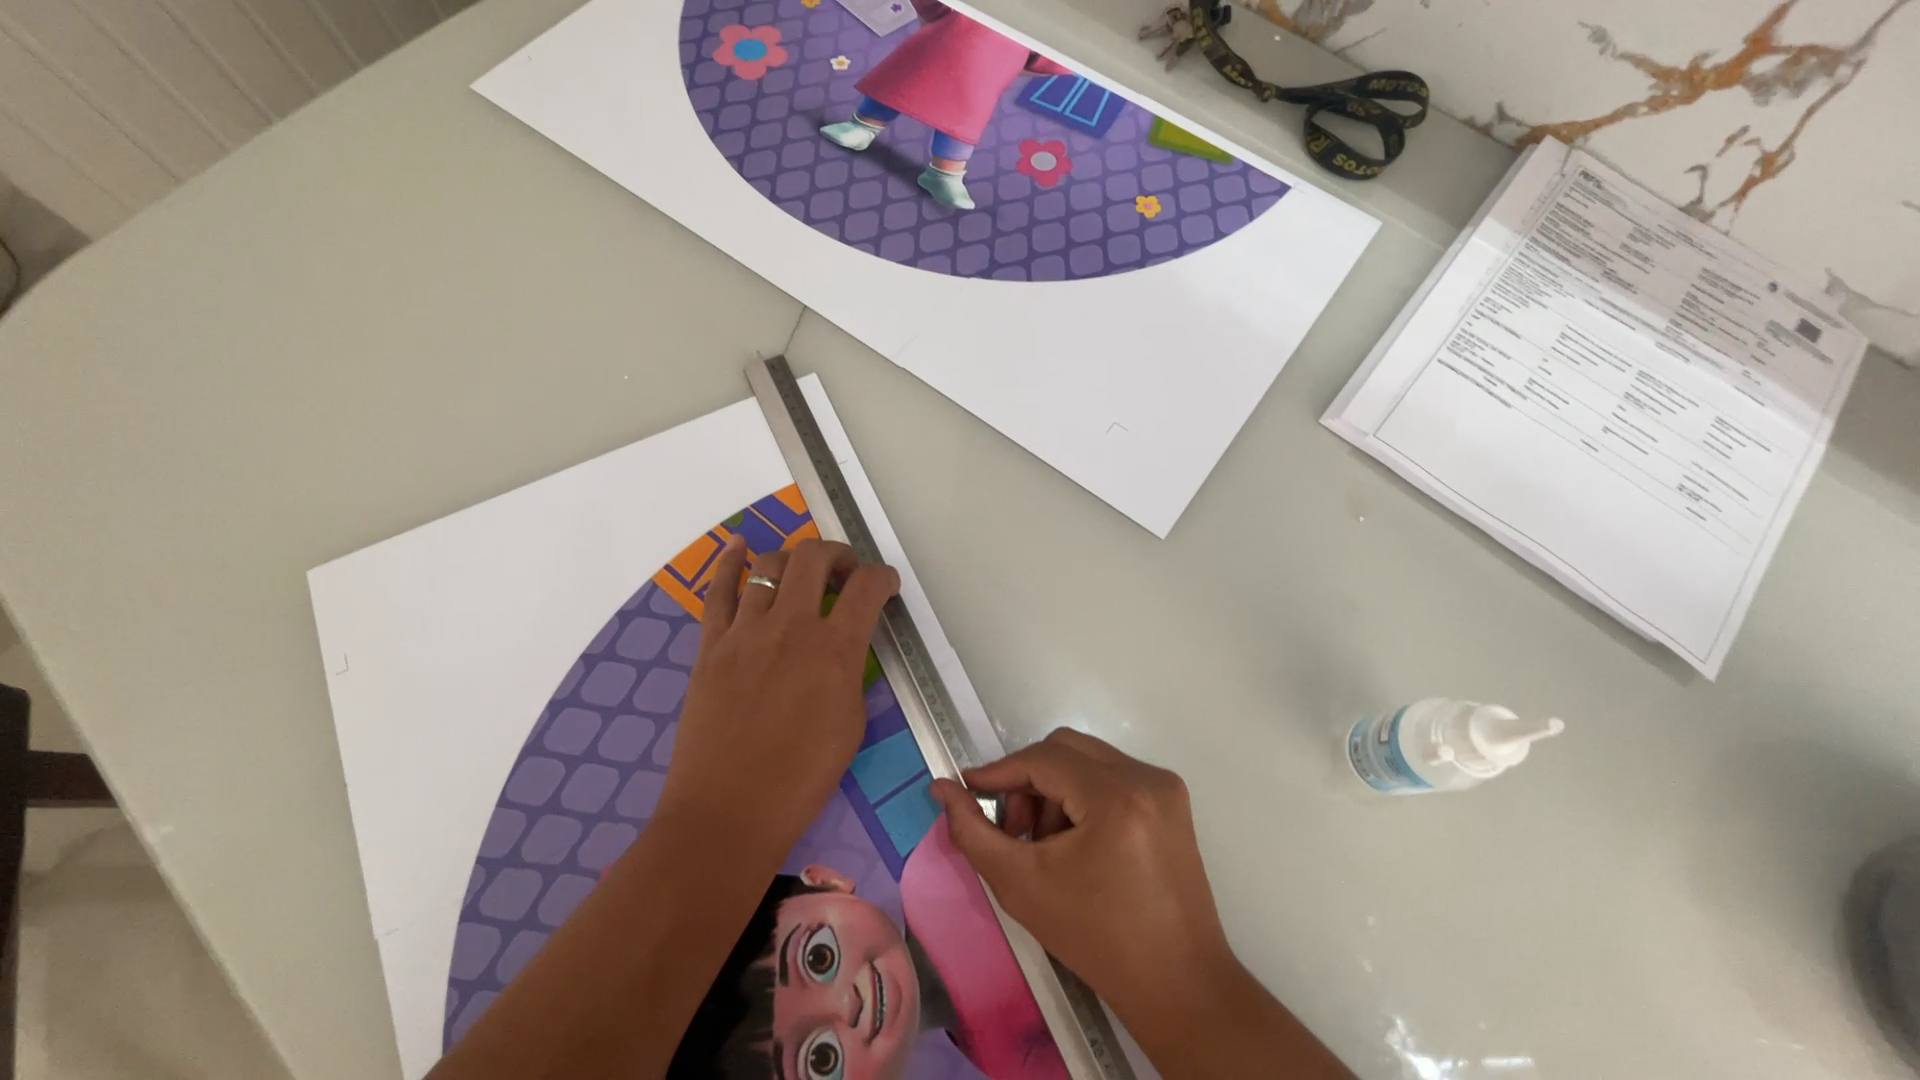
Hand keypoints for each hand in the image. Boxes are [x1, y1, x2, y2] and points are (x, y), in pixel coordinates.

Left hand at [658, 535, 898, 857]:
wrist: (729, 810)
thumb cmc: (801, 779)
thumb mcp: (850, 725)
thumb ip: (849, 674)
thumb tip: (841, 650)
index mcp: (835, 651)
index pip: (867, 588)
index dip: (882, 577)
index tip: (885, 585)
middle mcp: (791, 627)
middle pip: (814, 558)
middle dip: (838, 555)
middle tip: (844, 573)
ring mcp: (745, 631)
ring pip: (768, 565)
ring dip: (793, 560)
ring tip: (800, 574)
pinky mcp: (711, 645)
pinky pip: (718, 590)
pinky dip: (730, 561)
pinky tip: (740, 545)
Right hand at [928, 730, 1238, 1020]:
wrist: (1175, 983)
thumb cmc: (1095, 939)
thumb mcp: (1021, 885)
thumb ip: (974, 832)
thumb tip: (942, 788)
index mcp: (1116, 796)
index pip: (1043, 758)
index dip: (999, 772)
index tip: (965, 790)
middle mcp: (1147, 778)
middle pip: (1066, 749)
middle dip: (1029, 781)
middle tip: (1013, 831)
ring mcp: (1165, 788)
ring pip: (1088, 760)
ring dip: (1055, 790)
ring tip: (1045, 845)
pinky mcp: (1172, 802)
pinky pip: (1113, 777)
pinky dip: (1083, 797)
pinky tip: (1076, 843)